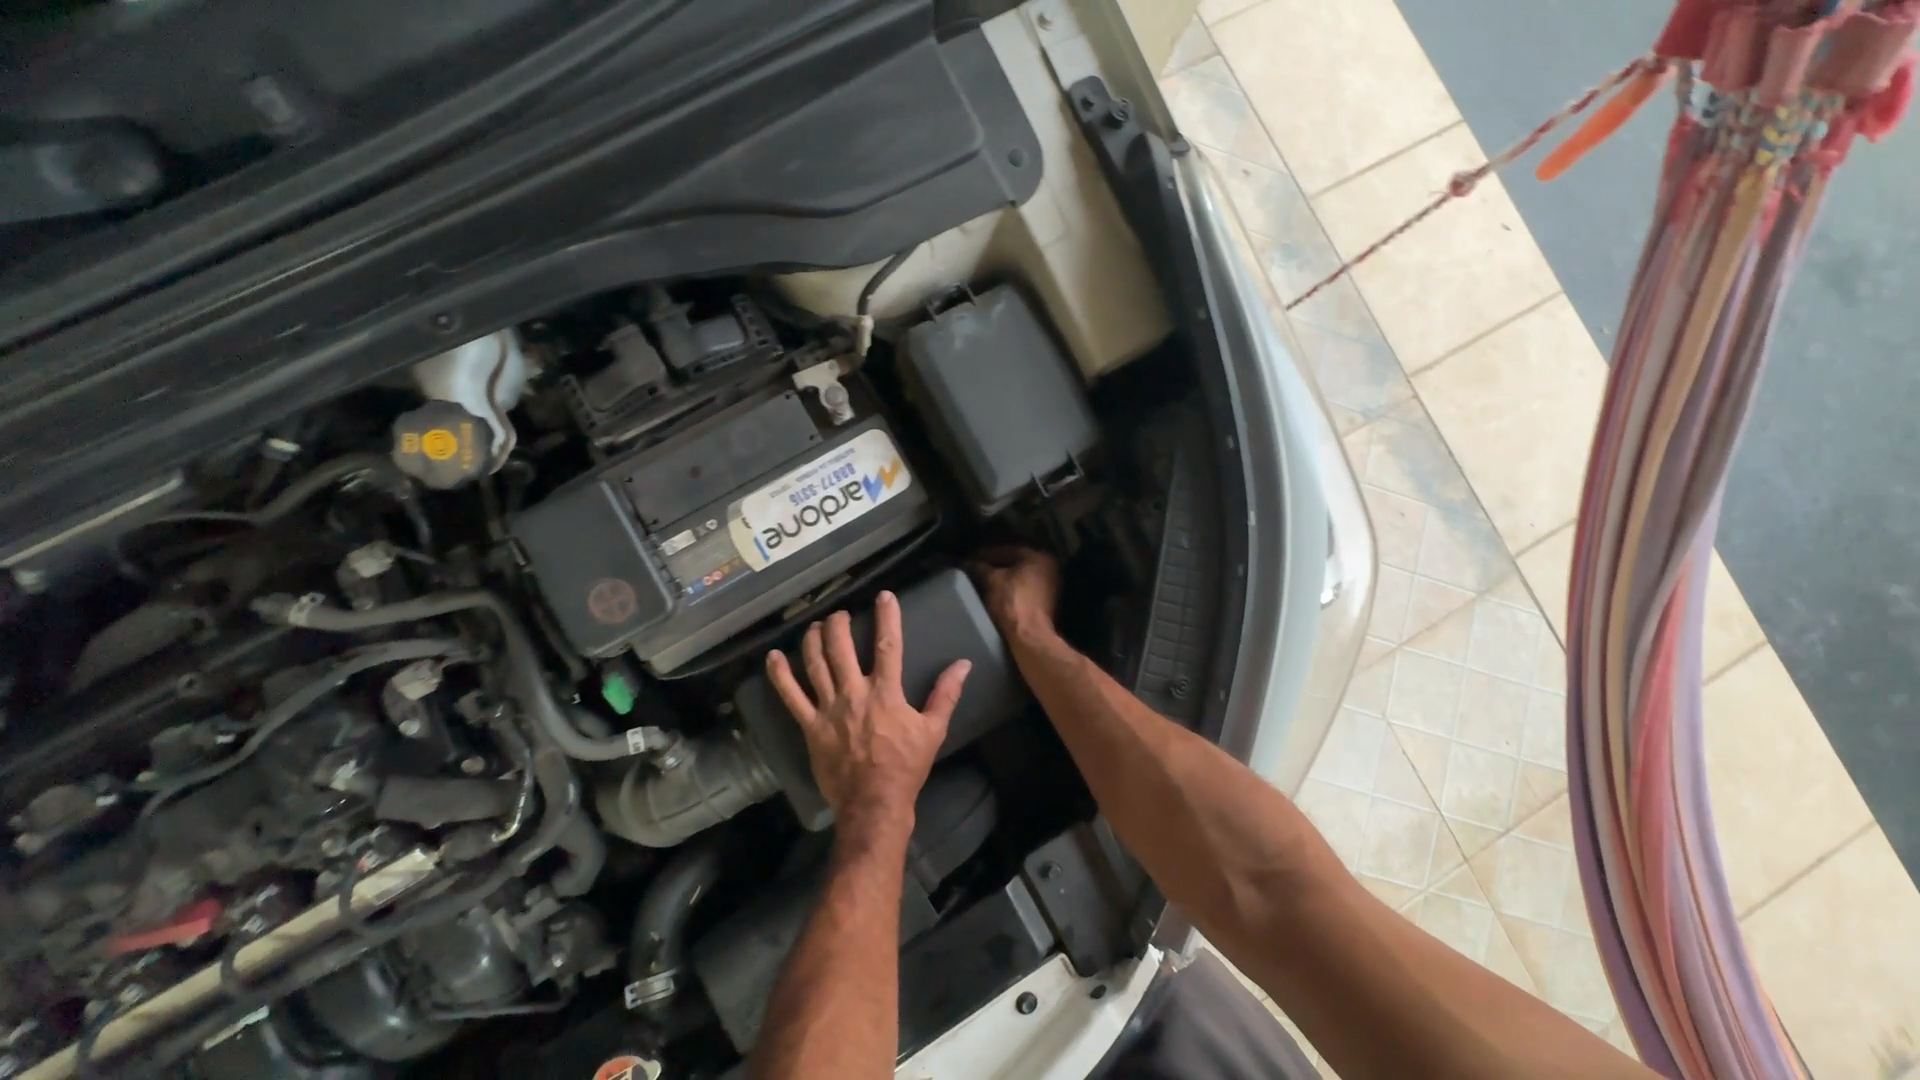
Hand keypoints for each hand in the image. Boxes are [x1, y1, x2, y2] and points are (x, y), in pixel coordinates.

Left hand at [766, 592, 969, 835]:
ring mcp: (828, 709)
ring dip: (813, 640)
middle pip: (841, 647)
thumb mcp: (934, 730)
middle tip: (841, 614)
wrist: (874, 803)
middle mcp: (854, 694)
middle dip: (839, 624)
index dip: (886, 617)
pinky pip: (791, 696)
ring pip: (815, 664)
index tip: (884, 596)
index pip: (887, 645)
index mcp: (886, 693)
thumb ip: (946, 694)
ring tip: (816, 626)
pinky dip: (780, 675)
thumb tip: (963, 664)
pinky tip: (774, 657)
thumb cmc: (906, 767)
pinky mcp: (810, 726)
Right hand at [969, 546, 1061, 643]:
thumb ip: (980, 567)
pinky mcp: (1046, 603)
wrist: (1029, 637)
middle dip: (994, 566)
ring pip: (1019, 577)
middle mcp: (1049, 568)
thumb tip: (969, 563)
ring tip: (982, 582)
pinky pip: (1023, 590)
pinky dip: (1010, 590)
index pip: (1006, 550)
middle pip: (1014, 563)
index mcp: (1039, 557)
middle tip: (974, 569)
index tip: (969, 559)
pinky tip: (995, 594)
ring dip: (1001, 579)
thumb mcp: (992, 580)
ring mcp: (1050, 586)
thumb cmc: (1012, 602)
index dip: (985, 554)